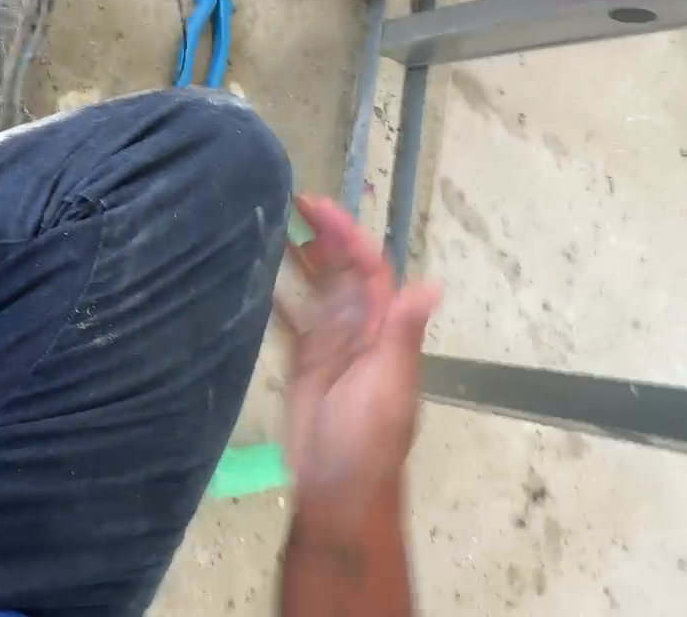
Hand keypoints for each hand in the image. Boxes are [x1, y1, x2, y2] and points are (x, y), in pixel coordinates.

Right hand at [275, 195, 440, 535]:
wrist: (337, 487)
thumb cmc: (367, 440)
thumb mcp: (388, 386)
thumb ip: (402, 335)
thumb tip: (430, 284)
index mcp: (382, 330)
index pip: (368, 270)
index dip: (347, 235)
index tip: (318, 206)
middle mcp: (356, 328)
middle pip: (340, 270)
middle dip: (322, 234)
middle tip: (289, 200)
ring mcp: (327, 342)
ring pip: (314, 286)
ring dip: (299, 255)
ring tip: (272, 223)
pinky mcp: (301, 357)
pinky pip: (289, 314)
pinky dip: (276, 292)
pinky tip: (256, 272)